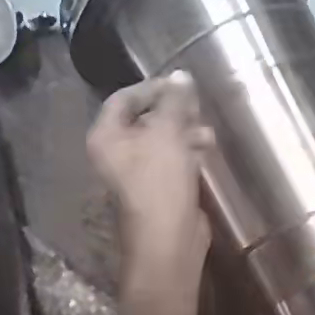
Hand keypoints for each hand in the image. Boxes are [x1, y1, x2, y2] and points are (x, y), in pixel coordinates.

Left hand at [88, 71, 215, 278]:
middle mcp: (117, 151)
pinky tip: (206, 148)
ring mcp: (138, 171)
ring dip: (186, 130)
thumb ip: (175, 101)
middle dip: (174, 110)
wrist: (168, 238)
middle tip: (197, 105)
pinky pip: (172, 158)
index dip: (152, 87)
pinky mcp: (159, 186)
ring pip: (162, 138)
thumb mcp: (168, 133)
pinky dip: (188, 150)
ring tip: (207, 132)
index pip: (124, 99)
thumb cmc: (160, 181)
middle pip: (145, 118)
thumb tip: (182, 75)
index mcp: (107, 136)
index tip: (180, 84)